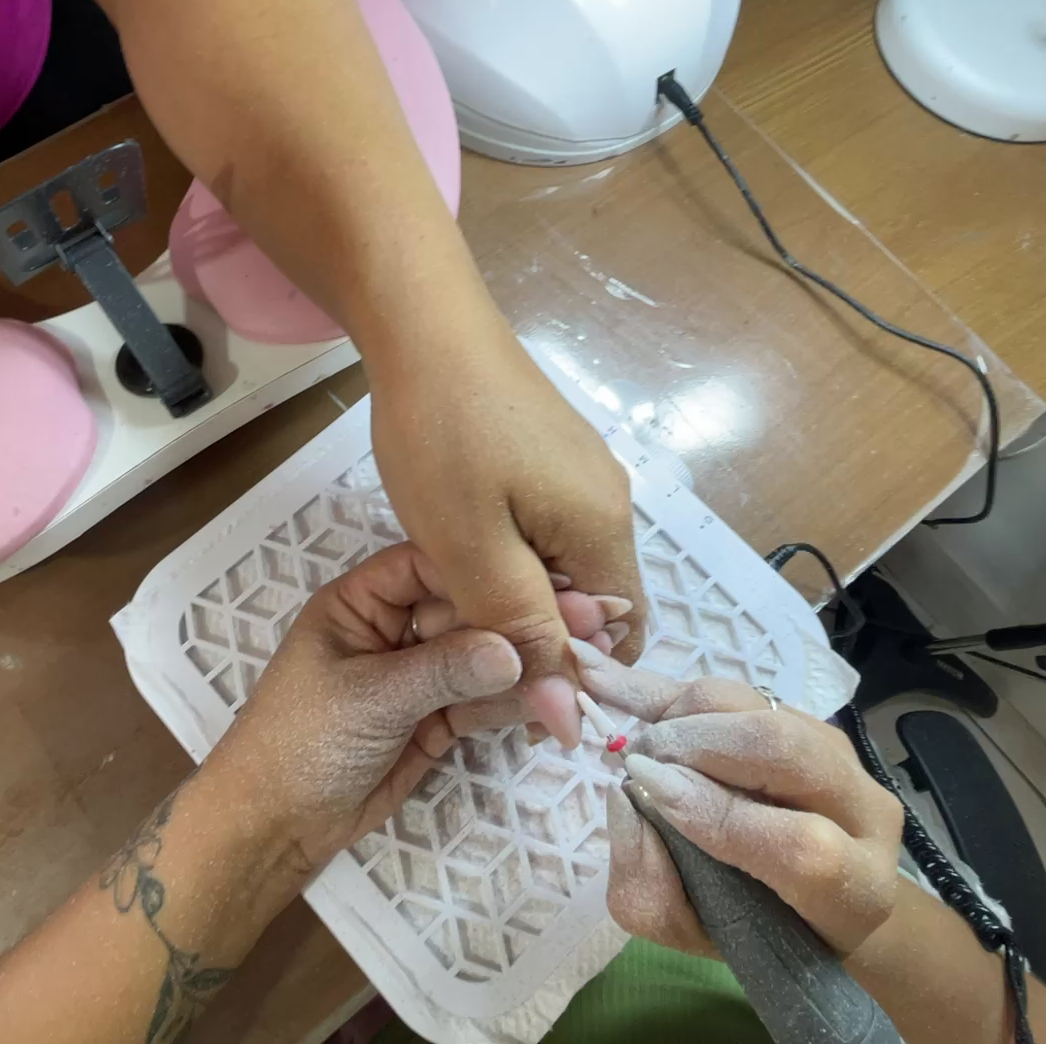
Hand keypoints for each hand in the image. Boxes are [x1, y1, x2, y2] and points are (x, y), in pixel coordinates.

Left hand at [202, 543, 626, 869]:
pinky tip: (559, 696)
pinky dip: (517, 701)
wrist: (276, 826)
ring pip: (484, 658)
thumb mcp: (370, 696)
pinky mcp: (436, 716)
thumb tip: (518, 648)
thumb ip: (444, 670)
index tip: (551, 574)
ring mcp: (420, 673)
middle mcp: (396, 627)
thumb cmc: (302, 741)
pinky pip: (483, 700)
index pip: (435, 566)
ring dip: (531, 663)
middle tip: (593, 619)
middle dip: (524, 619)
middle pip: (469, 612)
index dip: (490, 567)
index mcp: (363, 600)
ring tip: (592, 659)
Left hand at [369, 329, 643, 748]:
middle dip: (533, 629)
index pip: (620, 636)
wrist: (424, 327)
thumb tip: (571, 717)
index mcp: (605, 529)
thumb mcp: (471, 547)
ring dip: (513, 590)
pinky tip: (460, 539)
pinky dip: (507, 552)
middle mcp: (609, 503)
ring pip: (561, 566)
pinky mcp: (549, 457)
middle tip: (460, 625)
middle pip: (591, 601)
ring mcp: (580, 474)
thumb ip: (522, 628)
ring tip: (451, 583)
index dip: (570, 672)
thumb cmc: (444, 437)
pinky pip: (543, 529)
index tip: (504, 678)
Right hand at [571, 640, 905, 957]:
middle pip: (780, 747)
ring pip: (750, 705)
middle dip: (690, 744)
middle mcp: (858, 808)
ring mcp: (832, 750)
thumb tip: (624, 803)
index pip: (798, 845)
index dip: (712, 813)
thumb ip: (650, 890)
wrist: (812, 892)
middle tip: (635, 760)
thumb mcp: (696, 935)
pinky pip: (723, 687)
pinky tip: (599, 670)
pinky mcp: (793, 712)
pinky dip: (657, 684)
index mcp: (854, 887)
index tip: (644, 789)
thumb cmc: (751, 923)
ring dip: (678, 712)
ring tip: (637, 739)